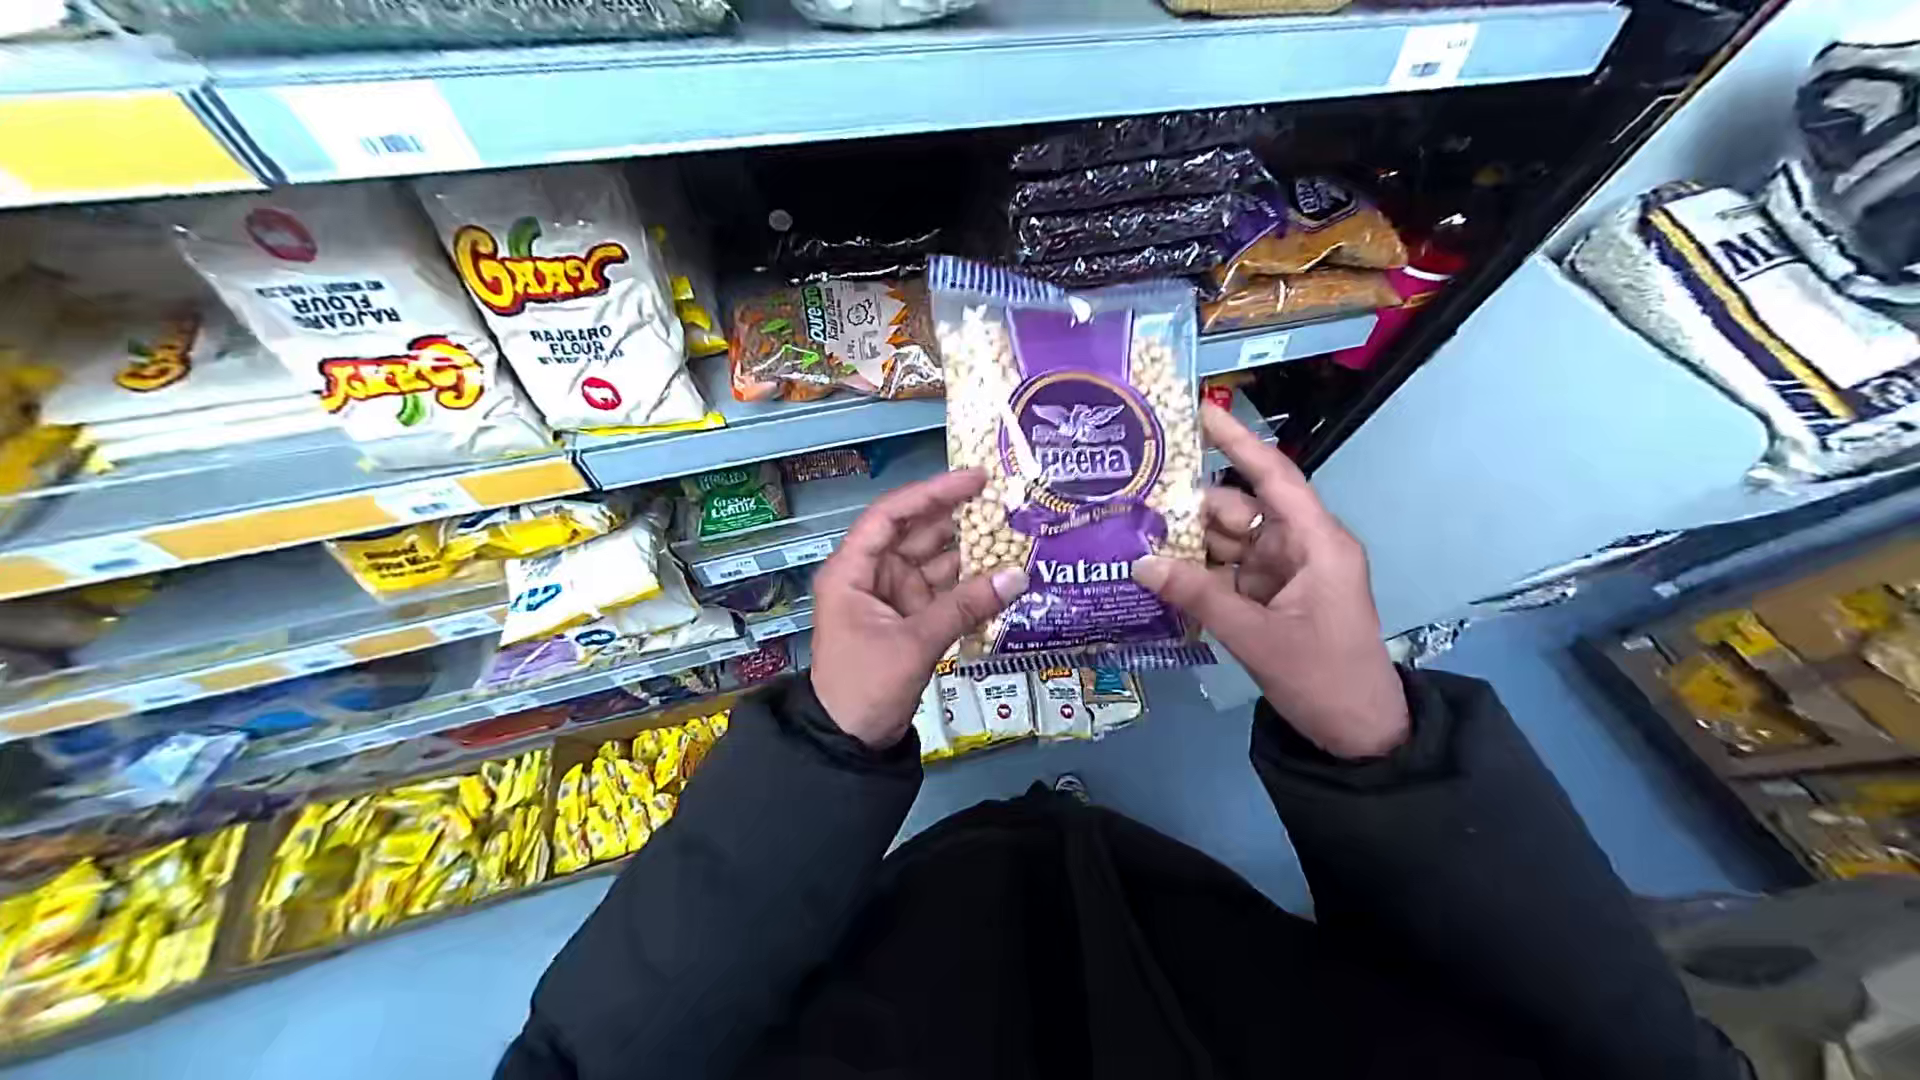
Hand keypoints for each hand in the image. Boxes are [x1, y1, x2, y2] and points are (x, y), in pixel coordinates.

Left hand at [810, 469, 1029, 748]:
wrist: (849, 741)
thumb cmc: (865, 686)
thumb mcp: (914, 644)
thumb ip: (965, 607)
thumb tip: (1018, 576)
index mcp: (853, 570)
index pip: (892, 515)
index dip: (932, 492)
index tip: (974, 479)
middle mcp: (872, 574)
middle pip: (917, 534)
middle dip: (959, 519)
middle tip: (1006, 503)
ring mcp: (893, 596)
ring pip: (935, 563)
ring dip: (970, 553)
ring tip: (1015, 535)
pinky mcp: (910, 618)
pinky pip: (943, 591)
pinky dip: (969, 586)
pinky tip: (1002, 575)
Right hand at [1131, 404, 1408, 758]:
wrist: (1357, 732)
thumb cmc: (1323, 677)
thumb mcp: (1257, 637)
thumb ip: (1198, 596)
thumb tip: (1141, 563)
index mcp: (1315, 543)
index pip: (1273, 477)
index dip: (1237, 442)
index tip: (1199, 411)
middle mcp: (1297, 547)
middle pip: (1238, 510)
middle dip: (1190, 506)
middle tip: (1135, 500)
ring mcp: (1280, 572)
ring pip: (1226, 541)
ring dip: (1187, 542)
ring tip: (1134, 536)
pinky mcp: (1266, 595)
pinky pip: (1224, 570)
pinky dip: (1195, 571)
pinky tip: (1157, 570)